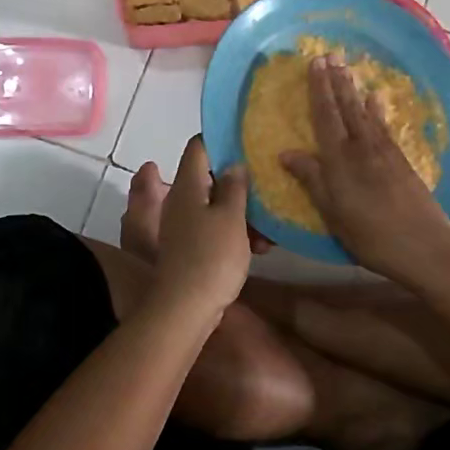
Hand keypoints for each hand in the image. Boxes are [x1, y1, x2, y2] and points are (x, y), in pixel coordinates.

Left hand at [143, 135, 252, 318]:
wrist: (186, 308)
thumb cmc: (211, 257)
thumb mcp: (231, 218)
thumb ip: (234, 187)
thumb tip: (232, 164)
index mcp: (187, 186)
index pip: (198, 148)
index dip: (221, 141)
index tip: (247, 144)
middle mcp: (181, 201)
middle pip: (209, 178)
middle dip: (239, 183)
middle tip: (266, 190)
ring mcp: (184, 226)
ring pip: (216, 207)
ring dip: (241, 213)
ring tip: (268, 230)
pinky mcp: (191, 248)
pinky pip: (214, 229)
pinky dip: (234, 232)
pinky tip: (259, 247)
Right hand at [281, 55, 449, 280]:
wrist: (425, 247)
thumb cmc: (370, 234)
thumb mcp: (332, 212)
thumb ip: (311, 179)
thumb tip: (286, 152)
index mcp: (339, 159)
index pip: (325, 116)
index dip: (319, 89)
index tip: (313, 63)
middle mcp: (362, 148)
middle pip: (346, 107)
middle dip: (336, 80)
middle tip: (330, 54)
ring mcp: (384, 152)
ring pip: (365, 113)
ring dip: (354, 89)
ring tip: (348, 68)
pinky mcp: (401, 160)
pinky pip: (384, 126)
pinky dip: (378, 110)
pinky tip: (376, 99)